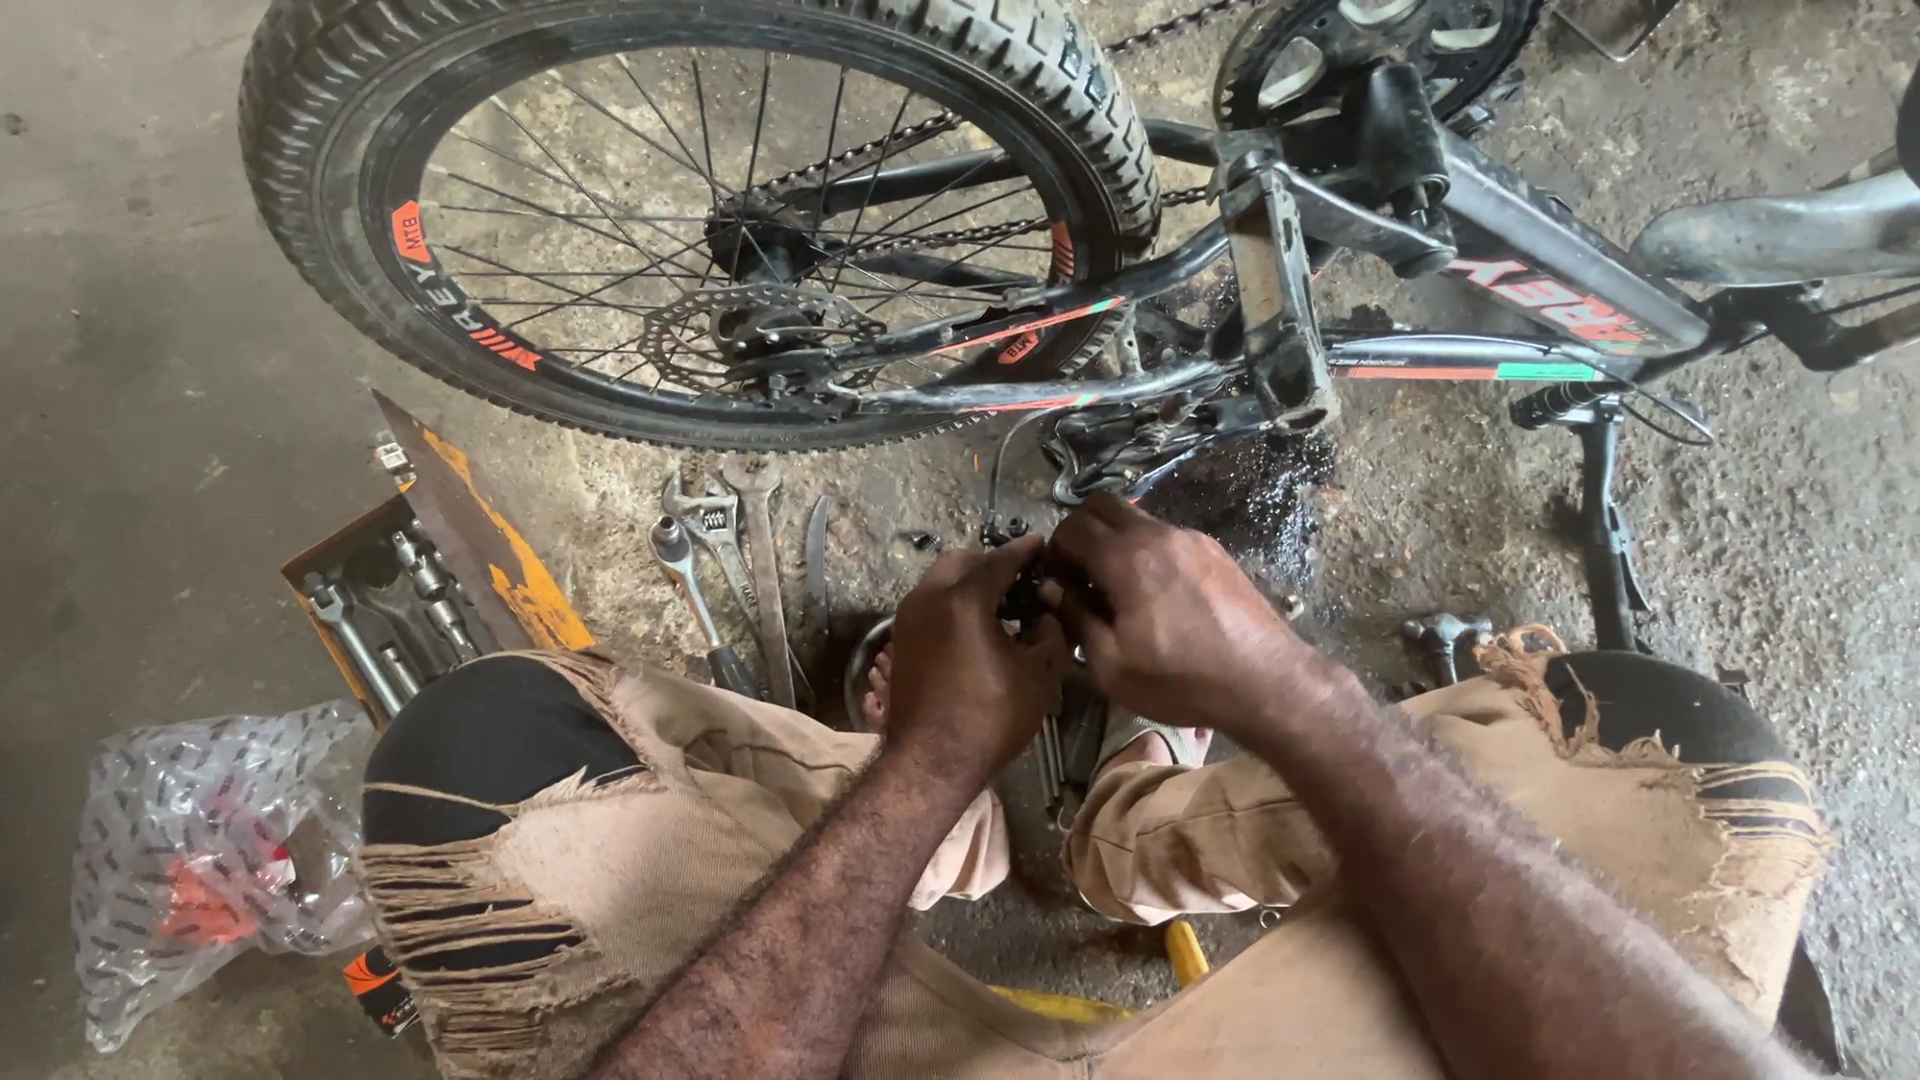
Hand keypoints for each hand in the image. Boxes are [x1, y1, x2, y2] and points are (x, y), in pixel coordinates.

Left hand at [883, 534, 1067, 784]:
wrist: (930, 761)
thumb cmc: (991, 719)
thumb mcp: (1039, 675)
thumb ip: (1050, 632)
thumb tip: (1046, 612)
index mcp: (964, 599)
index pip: (1000, 560)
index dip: (1025, 551)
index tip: (1041, 544)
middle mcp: (929, 597)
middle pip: (963, 560)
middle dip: (991, 562)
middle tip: (1020, 577)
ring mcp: (908, 616)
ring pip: (941, 579)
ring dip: (970, 580)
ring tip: (1000, 601)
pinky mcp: (900, 637)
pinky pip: (929, 601)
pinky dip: (952, 599)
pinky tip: (975, 623)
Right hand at [1041, 493, 1315, 737]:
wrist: (1266, 683)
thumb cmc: (1181, 681)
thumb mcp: (1111, 665)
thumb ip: (1074, 617)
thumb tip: (1052, 588)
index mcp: (1126, 559)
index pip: (1071, 526)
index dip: (1054, 551)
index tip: (1058, 582)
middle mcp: (1156, 535)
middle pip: (1100, 503)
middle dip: (1080, 531)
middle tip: (1080, 573)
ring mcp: (1190, 538)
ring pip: (1135, 516)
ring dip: (1113, 539)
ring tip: (1117, 587)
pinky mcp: (1213, 550)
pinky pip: (1164, 535)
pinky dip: (1145, 550)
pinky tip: (1156, 593)